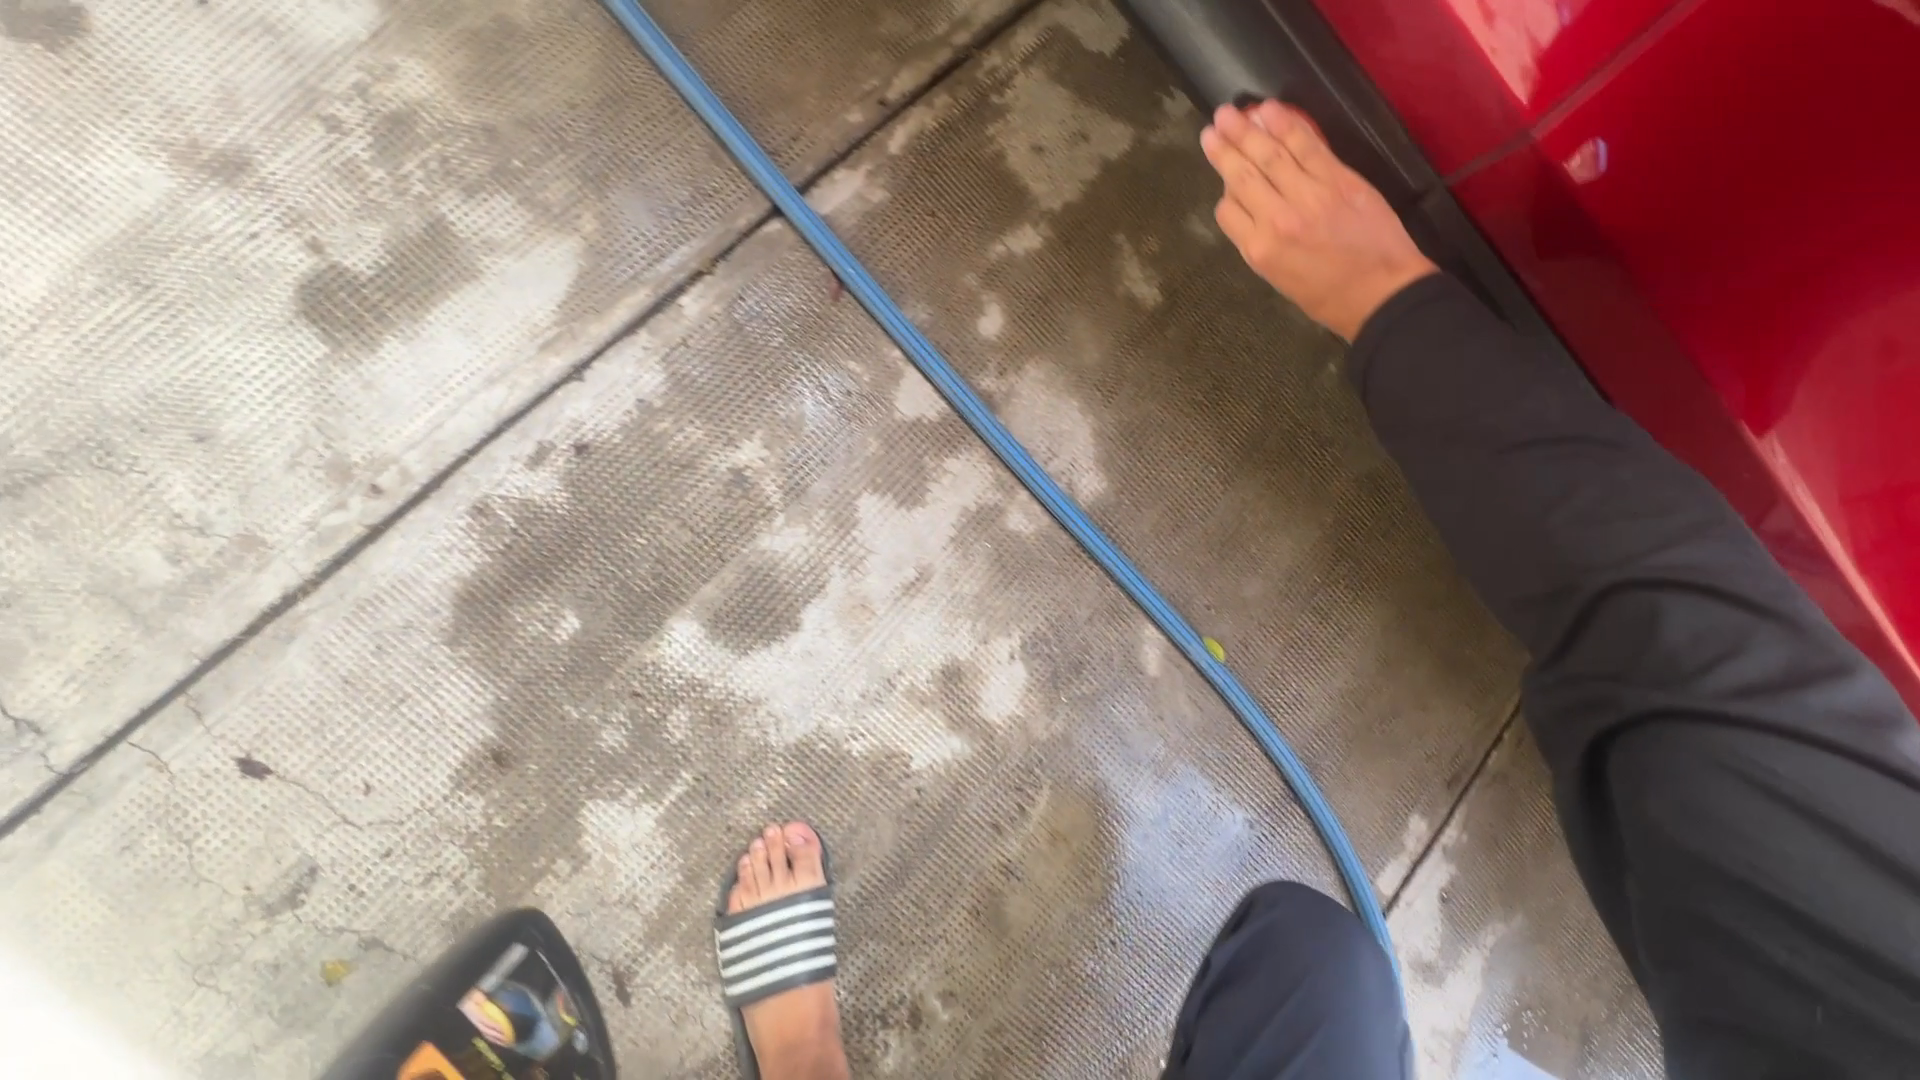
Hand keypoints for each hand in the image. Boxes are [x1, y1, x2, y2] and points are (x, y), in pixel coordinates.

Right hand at [1201, 101, 1436, 341]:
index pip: (1227, 211)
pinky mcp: (1337, 179)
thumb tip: (1250, 215)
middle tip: (1213, 126)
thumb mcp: (1279, 280)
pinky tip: (1270, 111)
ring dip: (1247, 131)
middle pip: (1242, 177)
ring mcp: (1308, 196)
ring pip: (1269, 156)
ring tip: (1231, 112)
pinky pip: (1306, 146)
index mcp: (1259, 250)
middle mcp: (1276, 219)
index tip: (1228, 184)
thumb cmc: (1328, 297)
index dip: (1225, 194)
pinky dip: (1286, 126)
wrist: (1381, 293)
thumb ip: (1261, 245)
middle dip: (1224, 150)